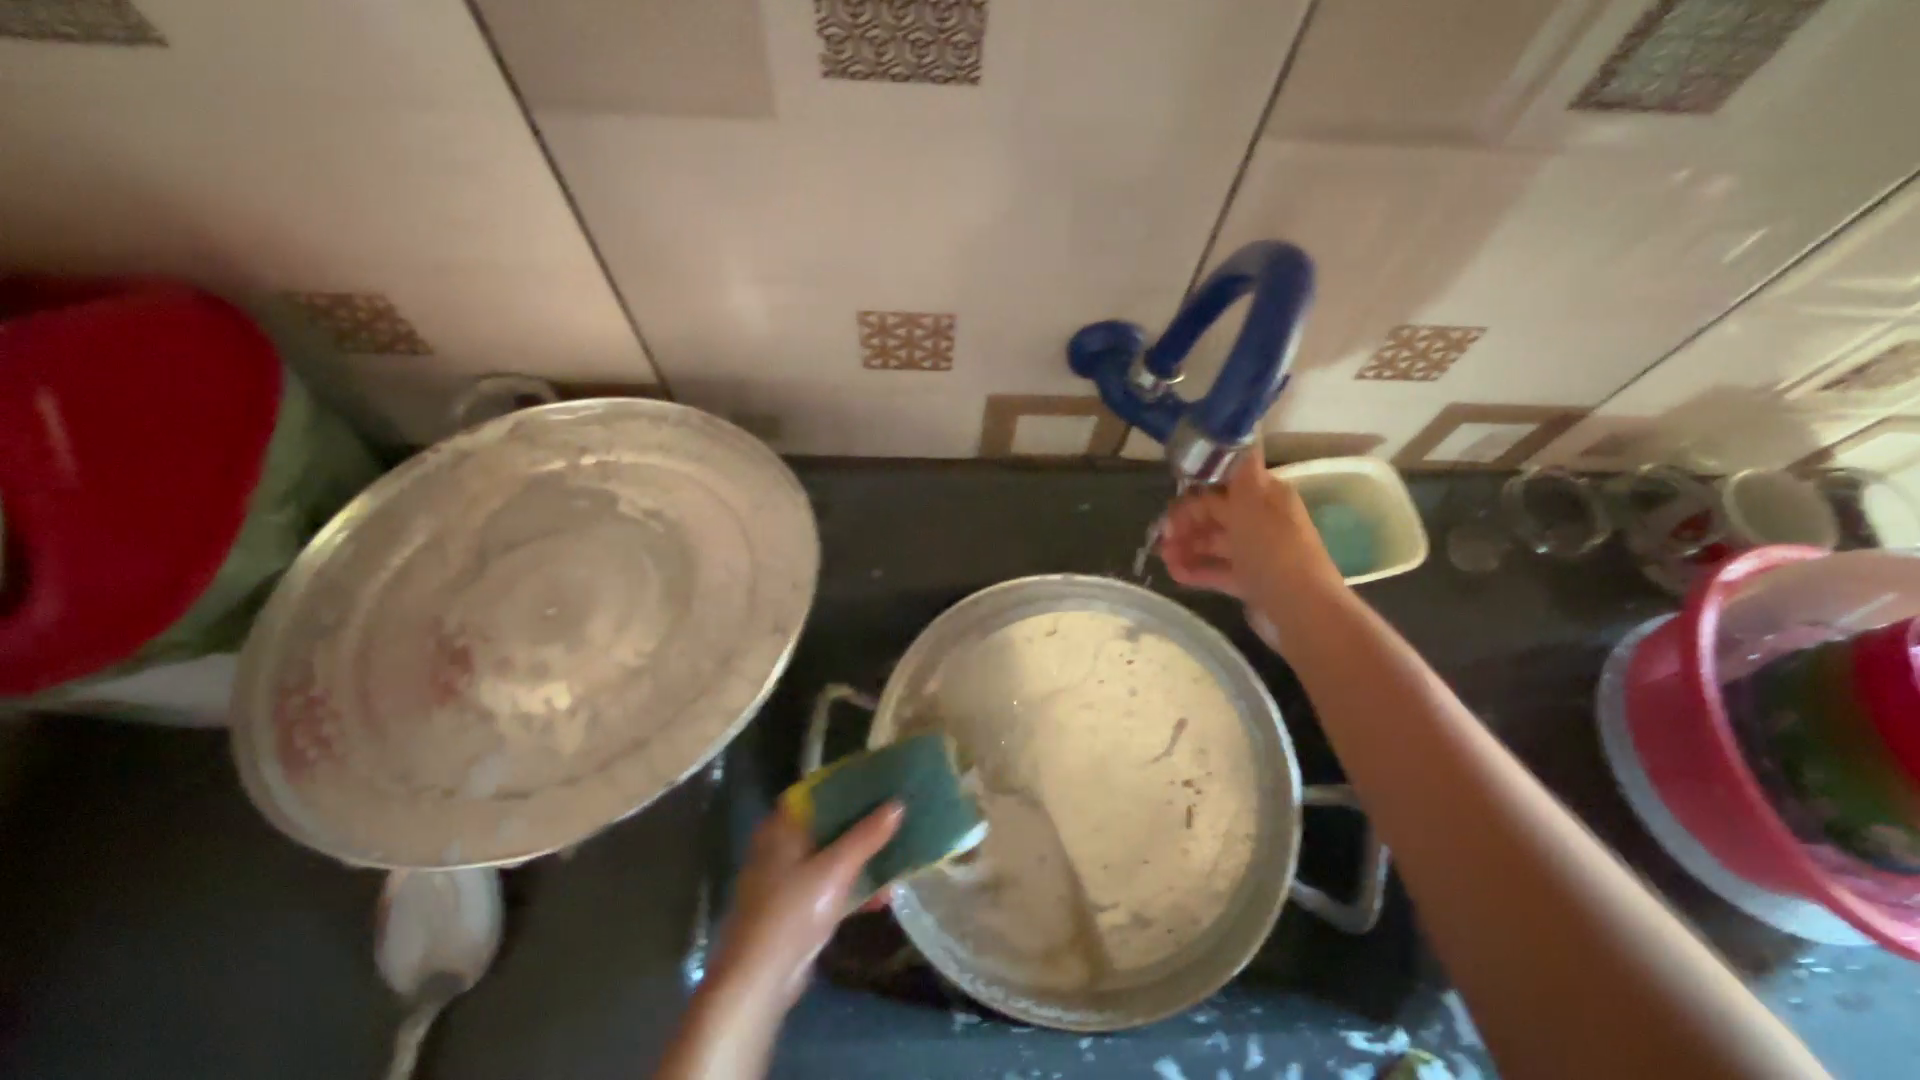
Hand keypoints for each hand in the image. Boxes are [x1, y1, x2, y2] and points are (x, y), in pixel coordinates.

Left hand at [705, 801, 903, 1017]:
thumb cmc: (792, 912)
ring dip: (862, 861)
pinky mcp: (795, 909)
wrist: (759, 980)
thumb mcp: (835, 870)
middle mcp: (780, 847)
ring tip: (898, 860)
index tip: (881, 783)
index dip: (847, 786)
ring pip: (830, 858)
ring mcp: (786, 880)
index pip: (816, 793)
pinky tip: (883, 898)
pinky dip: (852, 889)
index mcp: (780, 828)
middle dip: (862, 827)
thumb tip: (897, 805)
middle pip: (827, 826)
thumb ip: (866, 836)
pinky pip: (829, 887)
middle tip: (897, 820)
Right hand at [1158, 451, 1344, 605]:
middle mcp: (1263, 521)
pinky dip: (1196, 570)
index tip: (1171, 507)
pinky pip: (1218, 571)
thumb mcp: (1254, 501)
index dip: (1195, 493)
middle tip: (1162, 537)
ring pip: (1214, 543)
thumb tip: (1243, 429)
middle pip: (1216, 514)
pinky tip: (1174, 574)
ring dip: (1186, 546)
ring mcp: (1257, 554)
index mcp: (1267, 496)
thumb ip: (1240, 468)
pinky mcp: (1252, 583)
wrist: (1301, 609)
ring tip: (1164, 558)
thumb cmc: (1274, 550)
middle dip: (1186, 522)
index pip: (1224, 484)